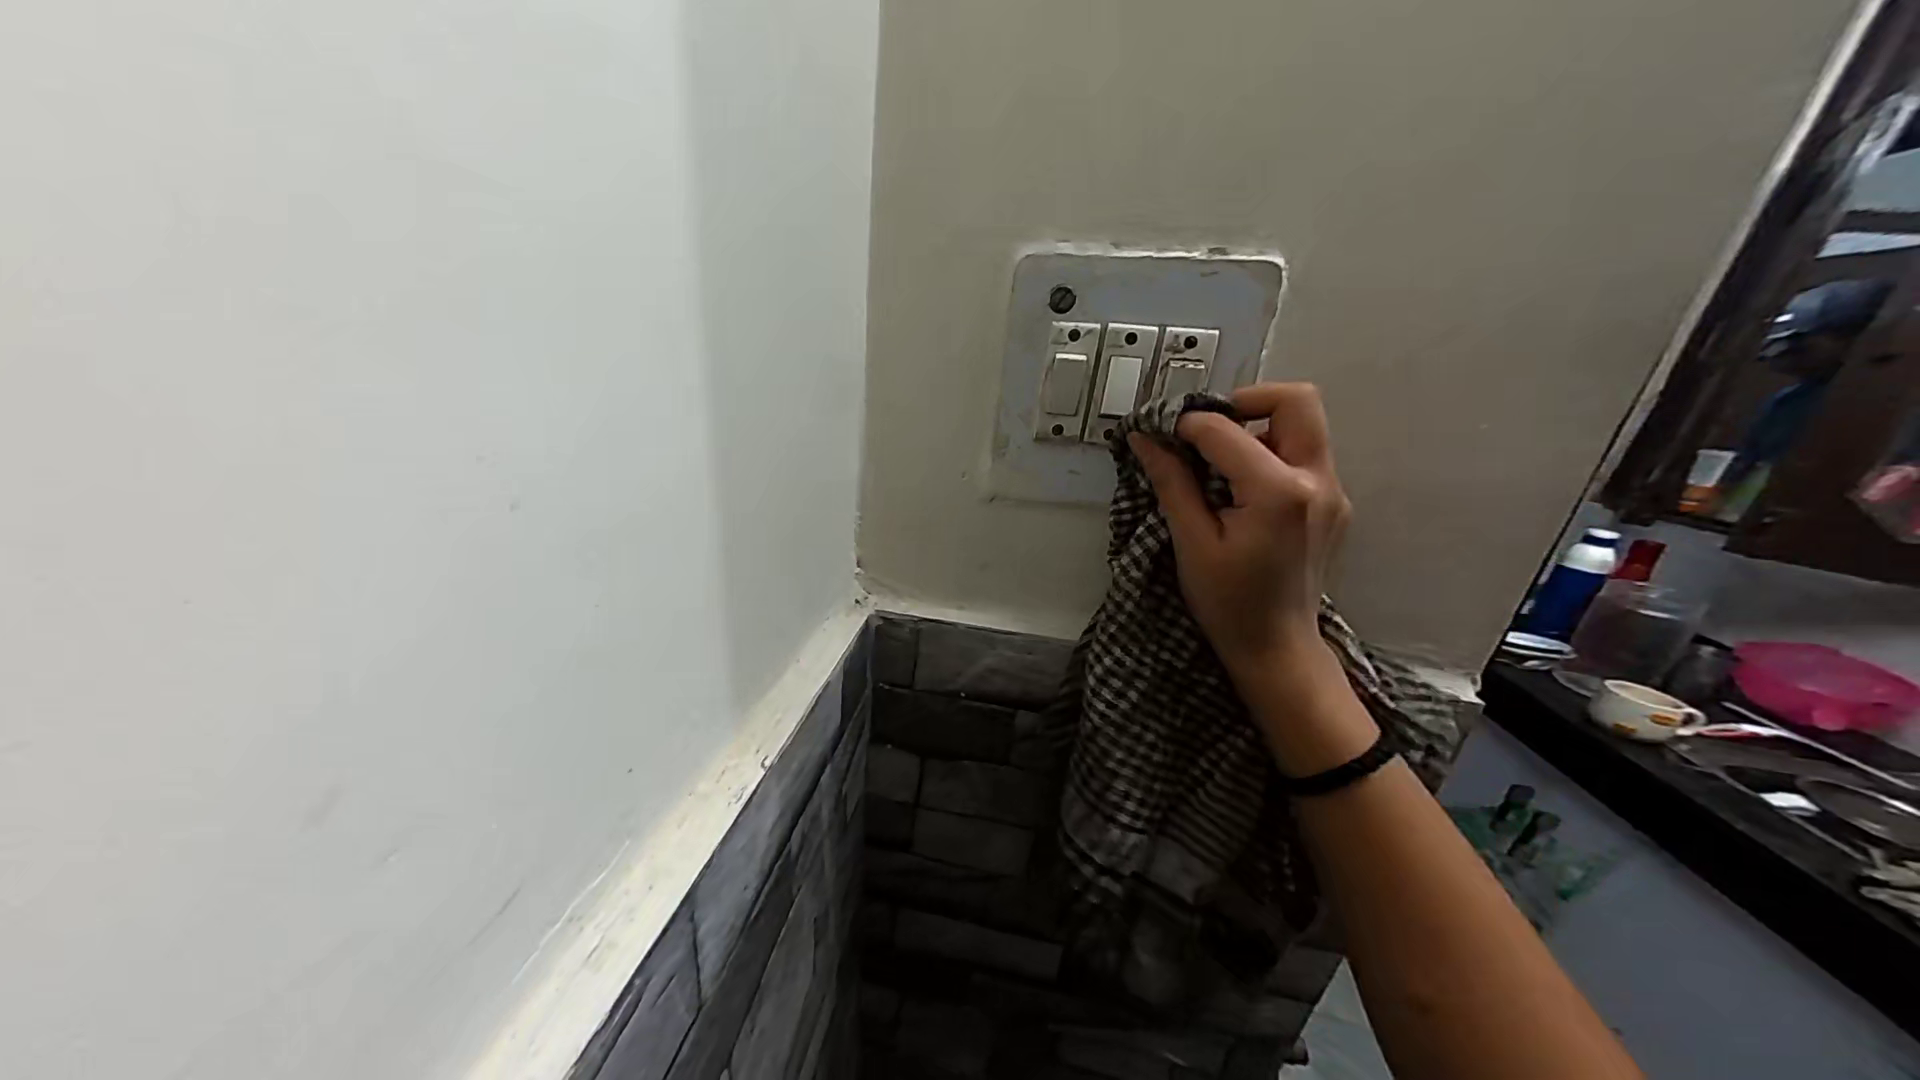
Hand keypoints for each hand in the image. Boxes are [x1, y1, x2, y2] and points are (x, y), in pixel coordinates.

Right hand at [1128, 383, 1349, 674]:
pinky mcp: (1333, 503)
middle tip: (1205, 429)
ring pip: (1303, 424)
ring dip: (1257, 427)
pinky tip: (1239, 487)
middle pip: (1296, 400)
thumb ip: (1172, 482)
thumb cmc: (1229, 604)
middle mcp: (1318, 481)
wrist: (1277, 649)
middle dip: (1244, 402)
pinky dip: (1269, 453)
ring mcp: (1333, 491)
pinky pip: (1304, 454)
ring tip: (1218, 462)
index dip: (1185, 424)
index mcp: (1279, 493)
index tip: (1159, 432)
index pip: (1226, 431)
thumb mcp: (1192, 543)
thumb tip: (1146, 438)